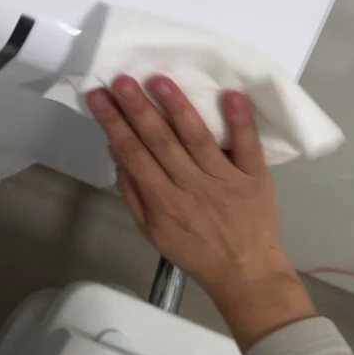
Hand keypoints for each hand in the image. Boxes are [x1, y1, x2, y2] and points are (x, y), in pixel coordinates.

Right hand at [87, 75, 314, 349]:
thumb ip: (133, 193)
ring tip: (160, 80)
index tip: (99, 97)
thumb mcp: (151, 232)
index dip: (113, 124)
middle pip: (159, 141)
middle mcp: (191, 186)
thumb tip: (116, 153)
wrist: (247, 274)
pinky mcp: (255, 177)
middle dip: (138, 109)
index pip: (132, 154)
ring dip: (178, 107)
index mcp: (163, 200)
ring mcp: (224, 180)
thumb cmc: (194, 251)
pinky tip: (231, 94)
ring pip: (197, 138)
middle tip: (122, 80)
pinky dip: (240, 121)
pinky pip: (247, 146)